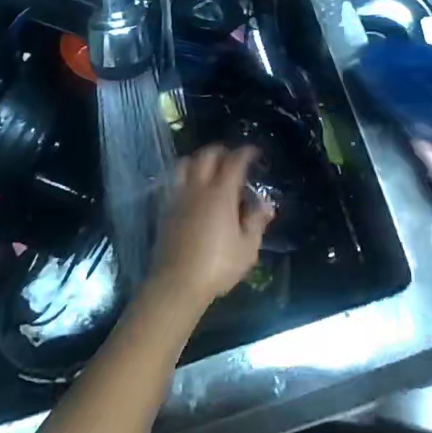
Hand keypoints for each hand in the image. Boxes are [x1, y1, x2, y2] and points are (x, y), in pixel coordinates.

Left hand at [149, 145, 274, 303]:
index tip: (253, 152)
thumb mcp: (247, 249)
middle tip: (231, 157)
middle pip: (206, 156)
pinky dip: (185, 176)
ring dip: (198, 160)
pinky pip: (174, 181)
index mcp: (220, 194)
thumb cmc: (218, 266)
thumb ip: (256, 222)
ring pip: (185, 164)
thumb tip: (266, 205)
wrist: (177, 281)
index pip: (233, 162)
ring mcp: (178, 197)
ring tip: (208, 168)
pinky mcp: (166, 208)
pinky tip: (192, 189)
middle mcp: (197, 189)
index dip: (244, 153)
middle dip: (220, 151)